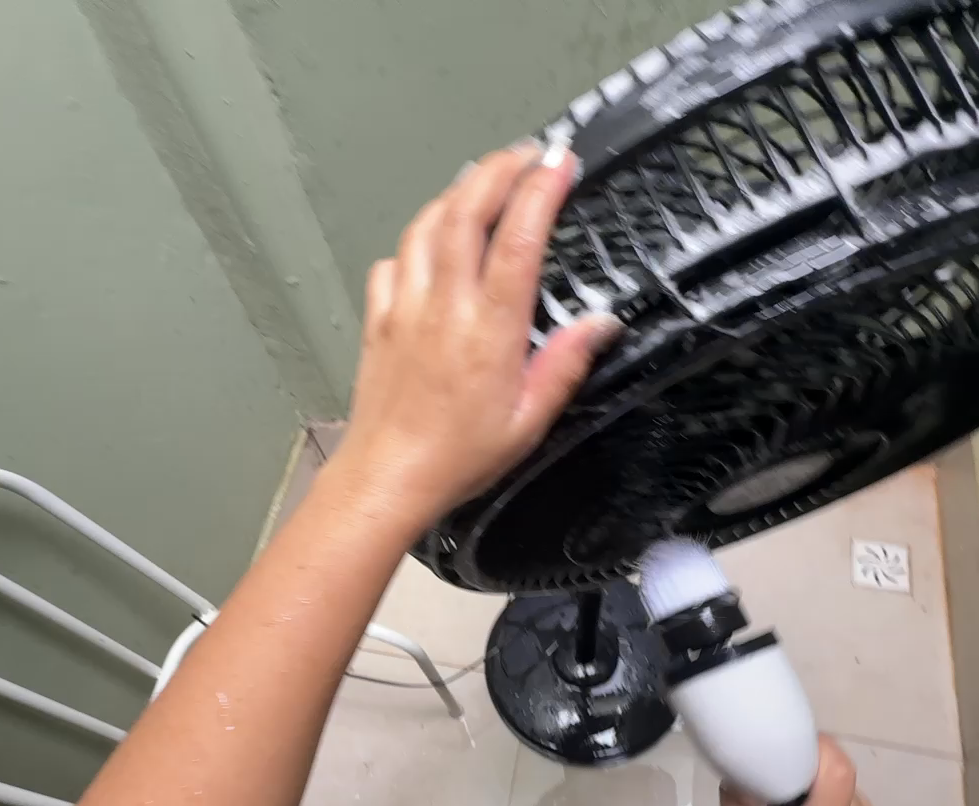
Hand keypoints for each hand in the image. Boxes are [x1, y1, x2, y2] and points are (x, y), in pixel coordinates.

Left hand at [332, 140, 624, 524]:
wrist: (387, 477)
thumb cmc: (458, 457)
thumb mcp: (528, 421)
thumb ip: (564, 365)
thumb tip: (601, 323)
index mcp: (489, 327)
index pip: (518, 237)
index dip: (541, 189)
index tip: (562, 161)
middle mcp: (444, 305)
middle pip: (465, 210)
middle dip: (498, 169)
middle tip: (526, 156)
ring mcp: (404, 308)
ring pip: (425, 226)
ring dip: (455, 193)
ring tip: (481, 183)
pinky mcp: (378, 321)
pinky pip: (392, 262)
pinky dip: (415, 241)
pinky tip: (428, 247)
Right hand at [721, 737, 886, 805]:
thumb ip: (734, 801)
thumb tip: (735, 772)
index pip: (837, 767)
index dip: (819, 746)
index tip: (794, 740)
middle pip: (842, 771)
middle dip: (816, 760)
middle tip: (788, 763)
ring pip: (848, 784)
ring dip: (825, 781)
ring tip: (800, 792)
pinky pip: (855, 799)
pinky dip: (835, 797)